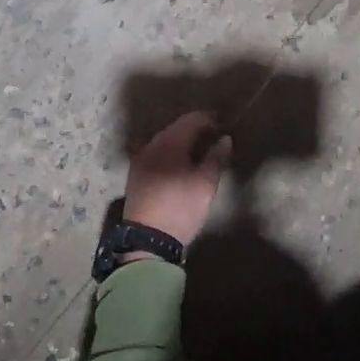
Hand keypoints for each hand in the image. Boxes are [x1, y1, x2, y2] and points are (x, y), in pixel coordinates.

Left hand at [123, 111, 231, 248]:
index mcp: (170, 142)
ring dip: (181, 142)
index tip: (222, 127)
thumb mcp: (206, 184)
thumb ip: (216, 157)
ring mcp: (140, 159)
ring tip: (196, 153)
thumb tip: (224, 138)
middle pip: (176, 127)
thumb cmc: (181, 208)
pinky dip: (168, 153)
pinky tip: (176, 165)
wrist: (147, 241)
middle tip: (211, 139)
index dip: (209, 120)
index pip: (191, 119)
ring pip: (164, 140)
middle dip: (194, 129)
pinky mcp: (135, 174)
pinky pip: (155, 153)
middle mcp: (152, 144)